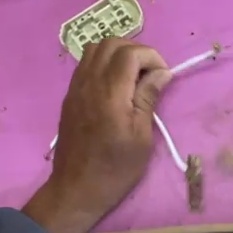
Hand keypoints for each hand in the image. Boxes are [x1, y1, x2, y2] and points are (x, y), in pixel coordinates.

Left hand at [23, 40, 169, 232]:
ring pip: (95, 48)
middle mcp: (89, 83)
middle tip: (149, 73)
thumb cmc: (115, 168)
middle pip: (111, 43)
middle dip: (136, 50)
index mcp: (110, 93)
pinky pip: (85, 63)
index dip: (152, 56)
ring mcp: (76, 87)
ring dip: (117, 53)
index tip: (163, 76)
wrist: (76, 190)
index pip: (130, 52)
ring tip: (132, 75)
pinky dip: (103, 62)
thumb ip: (148, 97)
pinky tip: (115, 84)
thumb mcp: (142, 137)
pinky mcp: (70, 94)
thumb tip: (161, 72)